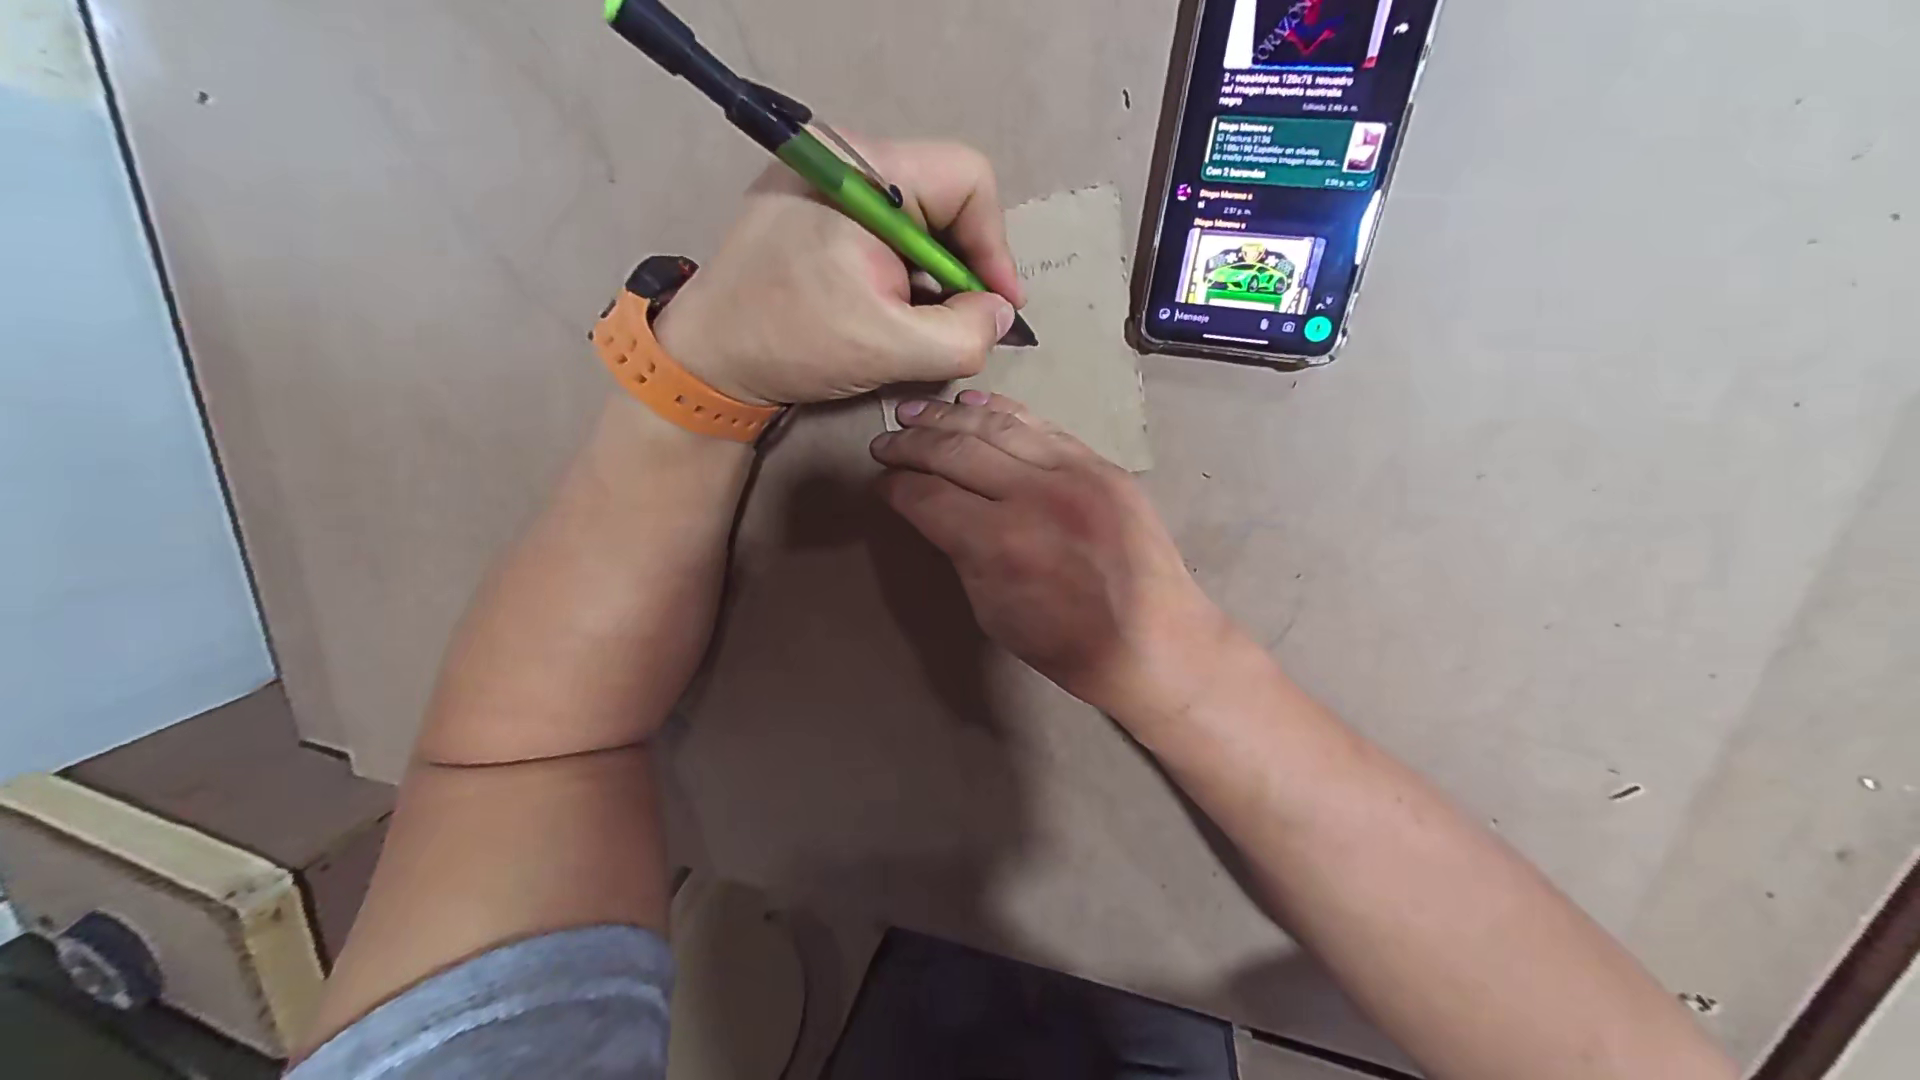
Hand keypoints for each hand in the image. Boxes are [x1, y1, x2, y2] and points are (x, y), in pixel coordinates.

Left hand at [654, 140, 1025, 405]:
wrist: (708, 358)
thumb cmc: (791, 344)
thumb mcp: (890, 349)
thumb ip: (963, 335)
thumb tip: (998, 313)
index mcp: (863, 170)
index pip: (968, 180)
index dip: (994, 247)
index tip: (998, 306)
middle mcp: (846, 158)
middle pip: (945, 201)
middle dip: (963, 269)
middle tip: (963, 323)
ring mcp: (826, 181)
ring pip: (918, 222)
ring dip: (933, 279)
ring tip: (921, 326)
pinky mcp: (815, 210)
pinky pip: (885, 233)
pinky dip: (903, 276)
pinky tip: (891, 313)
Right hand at [870, 392, 1238, 724]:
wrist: (1154, 640)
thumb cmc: (1066, 643)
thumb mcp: (992, 611)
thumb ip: (960, 552)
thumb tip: (934, 511)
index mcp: (998, 543)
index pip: (927, 497)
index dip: (895, 487)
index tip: (880, 483)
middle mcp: (1032, 495)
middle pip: (954, 450)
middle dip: (910, 443)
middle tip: (884, 442)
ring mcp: (1073, 472)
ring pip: (996, 426)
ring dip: (947, 415)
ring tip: (914, 411)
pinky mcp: (1100, 464)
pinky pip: (1040, 425)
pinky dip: (1001, 411)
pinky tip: (971, 403)